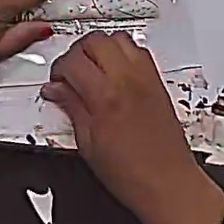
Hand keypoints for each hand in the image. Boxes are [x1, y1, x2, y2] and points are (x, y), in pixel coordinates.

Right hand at [43, 33, 223, 223]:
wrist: (168, 185)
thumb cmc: (132, 174)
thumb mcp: (88, 144)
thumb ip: (71, 107)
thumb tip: (56, 90)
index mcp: (105, 96)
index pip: (72, 60)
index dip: (58, 69)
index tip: (57, 82)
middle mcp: (127, 80)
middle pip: (94, 40)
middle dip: (77, 52)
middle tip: (72, 72)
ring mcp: (145, 78)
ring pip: (117, 38)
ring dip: (101, 47)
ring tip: (93, 68)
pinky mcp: (157, 81)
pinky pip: (138, 50)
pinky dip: (123, 52)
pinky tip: (115, 71)